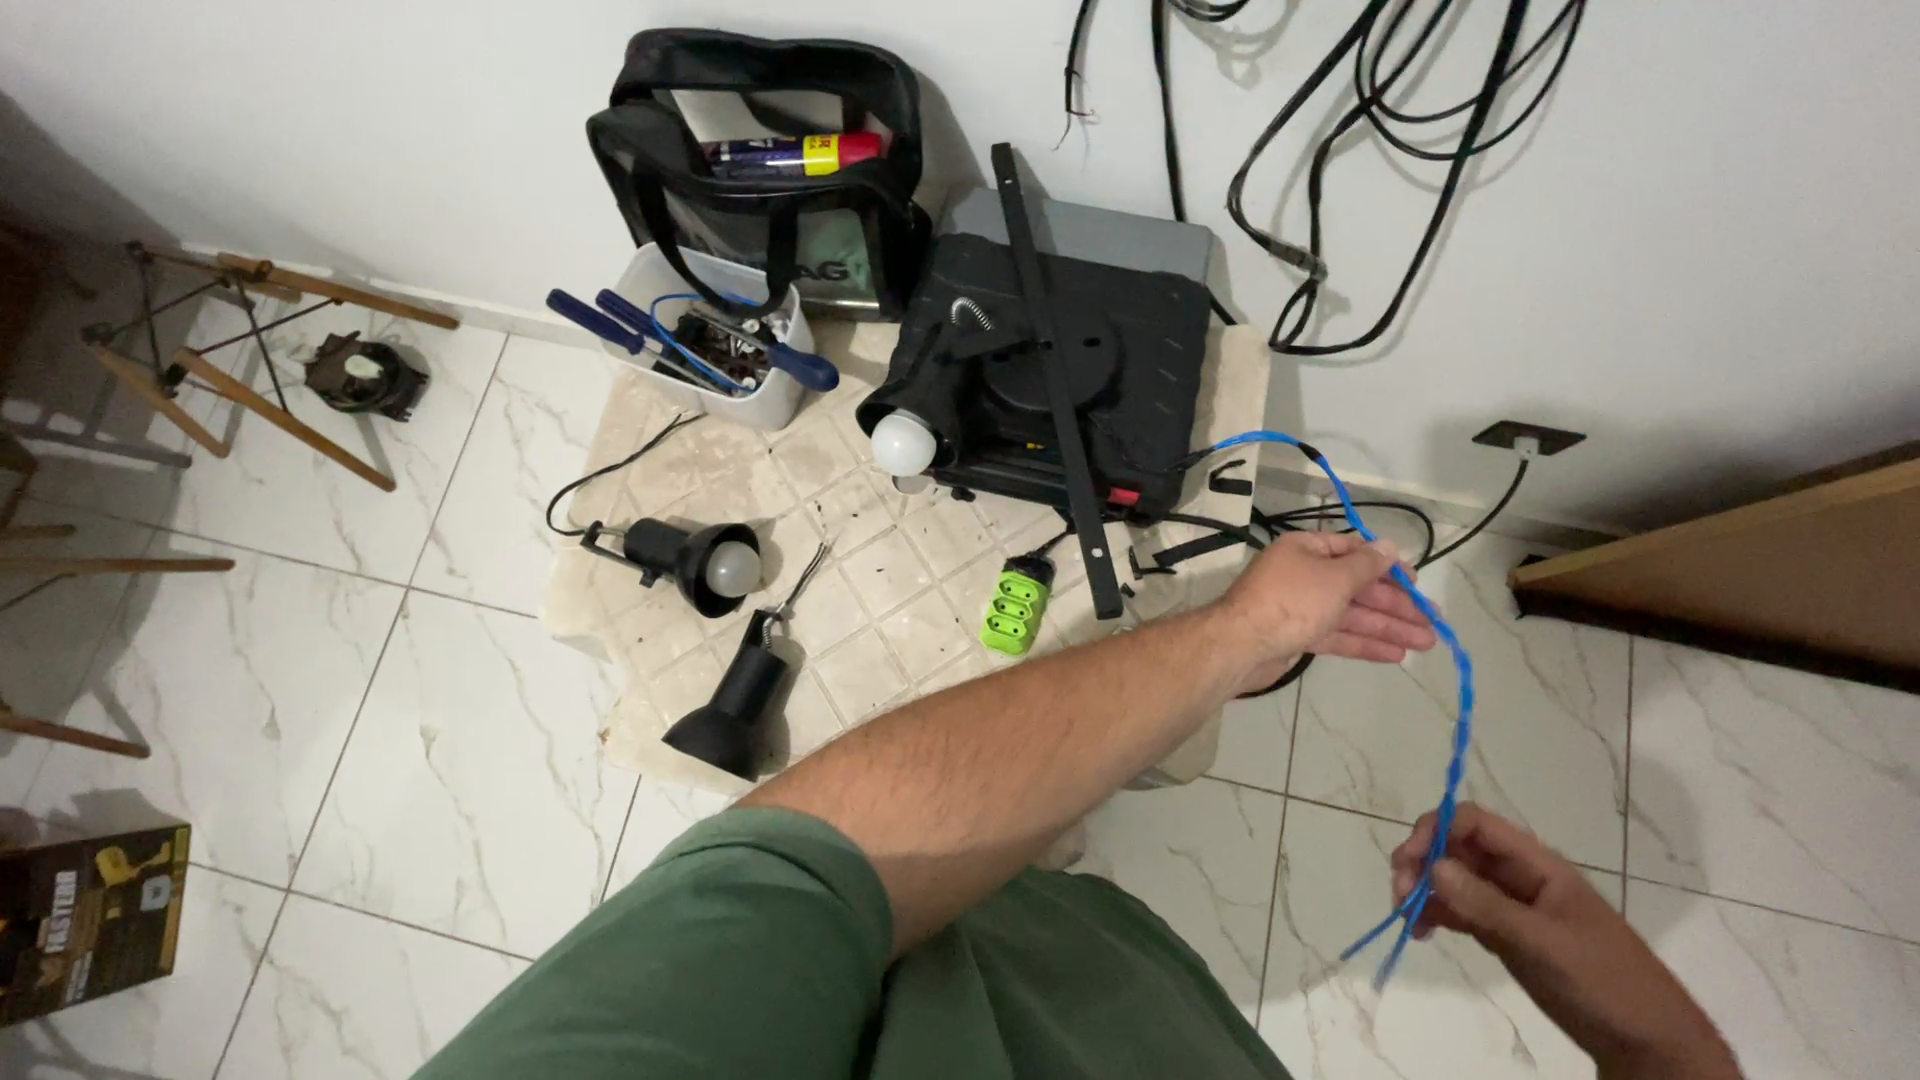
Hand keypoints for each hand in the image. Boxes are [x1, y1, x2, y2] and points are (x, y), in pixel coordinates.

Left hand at [1215, 531, 1434, 692]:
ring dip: (1387, 627)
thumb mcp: (1334, 578)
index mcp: (1305, 549)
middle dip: (1394, 604)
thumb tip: (1389, 546)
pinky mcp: (1295, 635)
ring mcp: (1297, 607)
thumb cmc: (1290, 602)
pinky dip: (1363, 643)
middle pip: (1355, 586)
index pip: (1352, 551)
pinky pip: (1336, 635)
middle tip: (1433, 623)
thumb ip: (1366, 564)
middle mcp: (1301, 574)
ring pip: (1349, 613)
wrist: (1240, 645)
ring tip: (1426, 643)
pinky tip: (1394, 655)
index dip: (1386, 566)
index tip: (1416, 583)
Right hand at [1391, 804, 1740, 1079]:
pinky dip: (1433, 913)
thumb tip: (1432, 866)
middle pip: (1454, 846)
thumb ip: (1488, 905)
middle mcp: (1517, 875)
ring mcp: (1509, 904)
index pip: (1473, 822)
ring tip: (1406, 918)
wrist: (1650, 1045)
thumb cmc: (1606, 983)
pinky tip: (1421, 932)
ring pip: (1450, 877)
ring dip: (1421, 888)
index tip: (1409, 861)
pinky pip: (1457, 909)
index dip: (1435, 830)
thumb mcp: (1546, 944)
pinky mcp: (1503, 931)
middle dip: (1420, 861)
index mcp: (1536, 863)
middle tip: (1400, 893)